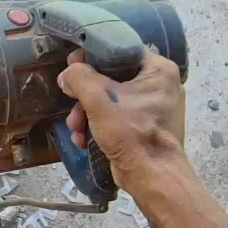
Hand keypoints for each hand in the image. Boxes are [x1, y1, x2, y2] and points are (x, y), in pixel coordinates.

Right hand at [58, 49, 185, 189]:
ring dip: (87, 112)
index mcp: (159, 69)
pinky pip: (117, 116)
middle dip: (86, 94)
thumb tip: (68, 75)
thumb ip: (79, 78)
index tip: (73, 63)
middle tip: (71, 100)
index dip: (93, 55)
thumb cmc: (132, 134)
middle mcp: (160, 84)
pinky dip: (98, 125)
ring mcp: (154, 107)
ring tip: (76, 127)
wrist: (152, 178)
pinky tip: (84, 138)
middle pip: (112, 77)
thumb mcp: (99, 99)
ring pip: (111, 99)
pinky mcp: (145, 126)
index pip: (120, 49)